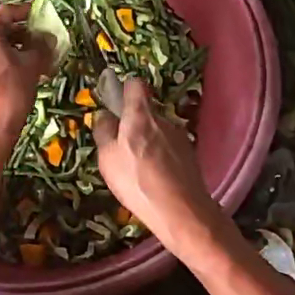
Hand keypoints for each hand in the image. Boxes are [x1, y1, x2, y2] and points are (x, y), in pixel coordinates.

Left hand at [0, 4, 52, 140]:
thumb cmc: (11, 91)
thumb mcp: (32, 65)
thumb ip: (41, 46)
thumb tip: (48, 38)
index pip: (5, 13)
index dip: (25, 11)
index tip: (39, 14)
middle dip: (20, 35)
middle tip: (40, 41)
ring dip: (12, 51)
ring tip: (32, 61)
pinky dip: (1, 64)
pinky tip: (16, 76)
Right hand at [92, 78, 216, 239]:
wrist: (180, 210)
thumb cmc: (136, 181)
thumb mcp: (108, 158)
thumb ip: (104, 132)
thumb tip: (105, 114)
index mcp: (140, 115)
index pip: (135, 85)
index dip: (125, 90)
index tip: (116, 102)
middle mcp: (163, 119)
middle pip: (146, 111)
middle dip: (134, 123)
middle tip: (122, 147)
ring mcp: (179, 136)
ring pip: (158, 131)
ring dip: (148, 141)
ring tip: (139, 168)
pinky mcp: (190, 154)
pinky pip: (169, 147)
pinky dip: (161, 156)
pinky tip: (156, 177)